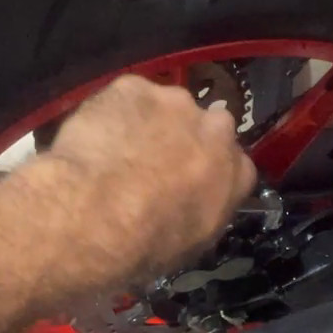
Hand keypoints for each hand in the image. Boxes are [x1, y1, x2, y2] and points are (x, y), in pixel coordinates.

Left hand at [9, 75, 255, 298]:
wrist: (96, 216)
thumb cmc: (147, 246)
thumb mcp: (191, 244)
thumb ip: (203, 209)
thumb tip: (191, 203)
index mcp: (237, 172)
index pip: (233, 164)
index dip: (206, 172)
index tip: (186, 184)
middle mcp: (216, 128)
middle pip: (203, 128)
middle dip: (181, 141)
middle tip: (149, 167)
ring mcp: (174, 101)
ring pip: (163, 109)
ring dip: (146, 125)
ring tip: (116, 154)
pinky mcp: (132, 87)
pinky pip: (125, 99)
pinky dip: (113, 114)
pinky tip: (96, 139)